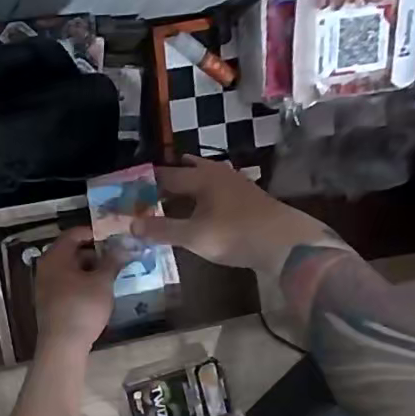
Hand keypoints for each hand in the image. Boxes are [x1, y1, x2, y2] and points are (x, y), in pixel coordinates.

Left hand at [34, 228, 125, 354]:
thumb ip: (112, 260)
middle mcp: (45, 267)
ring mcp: (45, 285)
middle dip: (95, 252)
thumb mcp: (102, 281)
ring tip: (113, 274)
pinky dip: (83, 281)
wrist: (62, 342)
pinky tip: (99, 290)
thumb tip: (124, 245)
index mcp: (54, 257)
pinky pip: (67, 282)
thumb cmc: (82, 306)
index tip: (116, 237)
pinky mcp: (50, 300)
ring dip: (91, 268)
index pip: (73, 234)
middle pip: (71, 251)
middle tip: (118, 256)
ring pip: (70, 268)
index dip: (95, 233)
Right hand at [128, 157, 334, 275]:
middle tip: (143, 189)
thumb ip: (160, 230)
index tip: (126, 189)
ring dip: (183, 185)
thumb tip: (130, 225)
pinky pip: (213, 189)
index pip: (165, 174)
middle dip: (164, 179)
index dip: (144, 182)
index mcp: (202, 178)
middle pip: (185, 171)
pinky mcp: (246, 198)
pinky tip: (194, 208)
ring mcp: (235, 185)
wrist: (288, 244)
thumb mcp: (192, 236)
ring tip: (165, 196)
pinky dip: (198, 195)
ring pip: (202, 178)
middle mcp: (218, 175)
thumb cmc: (235, 235)